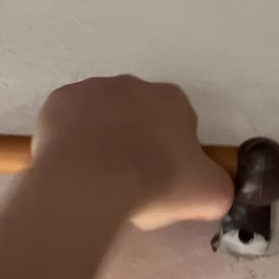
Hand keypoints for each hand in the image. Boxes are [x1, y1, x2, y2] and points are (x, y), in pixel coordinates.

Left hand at [32, 76, 232, 229]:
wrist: (93, 180)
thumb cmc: (156, 182)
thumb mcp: (209, 193)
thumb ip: (219, 186)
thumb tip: (214, 188)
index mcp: (172, 99)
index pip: (178, 125)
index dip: (171, 155)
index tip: (162, 182)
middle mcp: (133, 84)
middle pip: (137, 117)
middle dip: (135, 144)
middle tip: (129, 183)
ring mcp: (92, 88)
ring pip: (101, 117)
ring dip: (101, 140)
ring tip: (96, 178)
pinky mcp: (58, 101)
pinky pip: (67, 121)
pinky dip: (69, 140)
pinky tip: (71, 167)